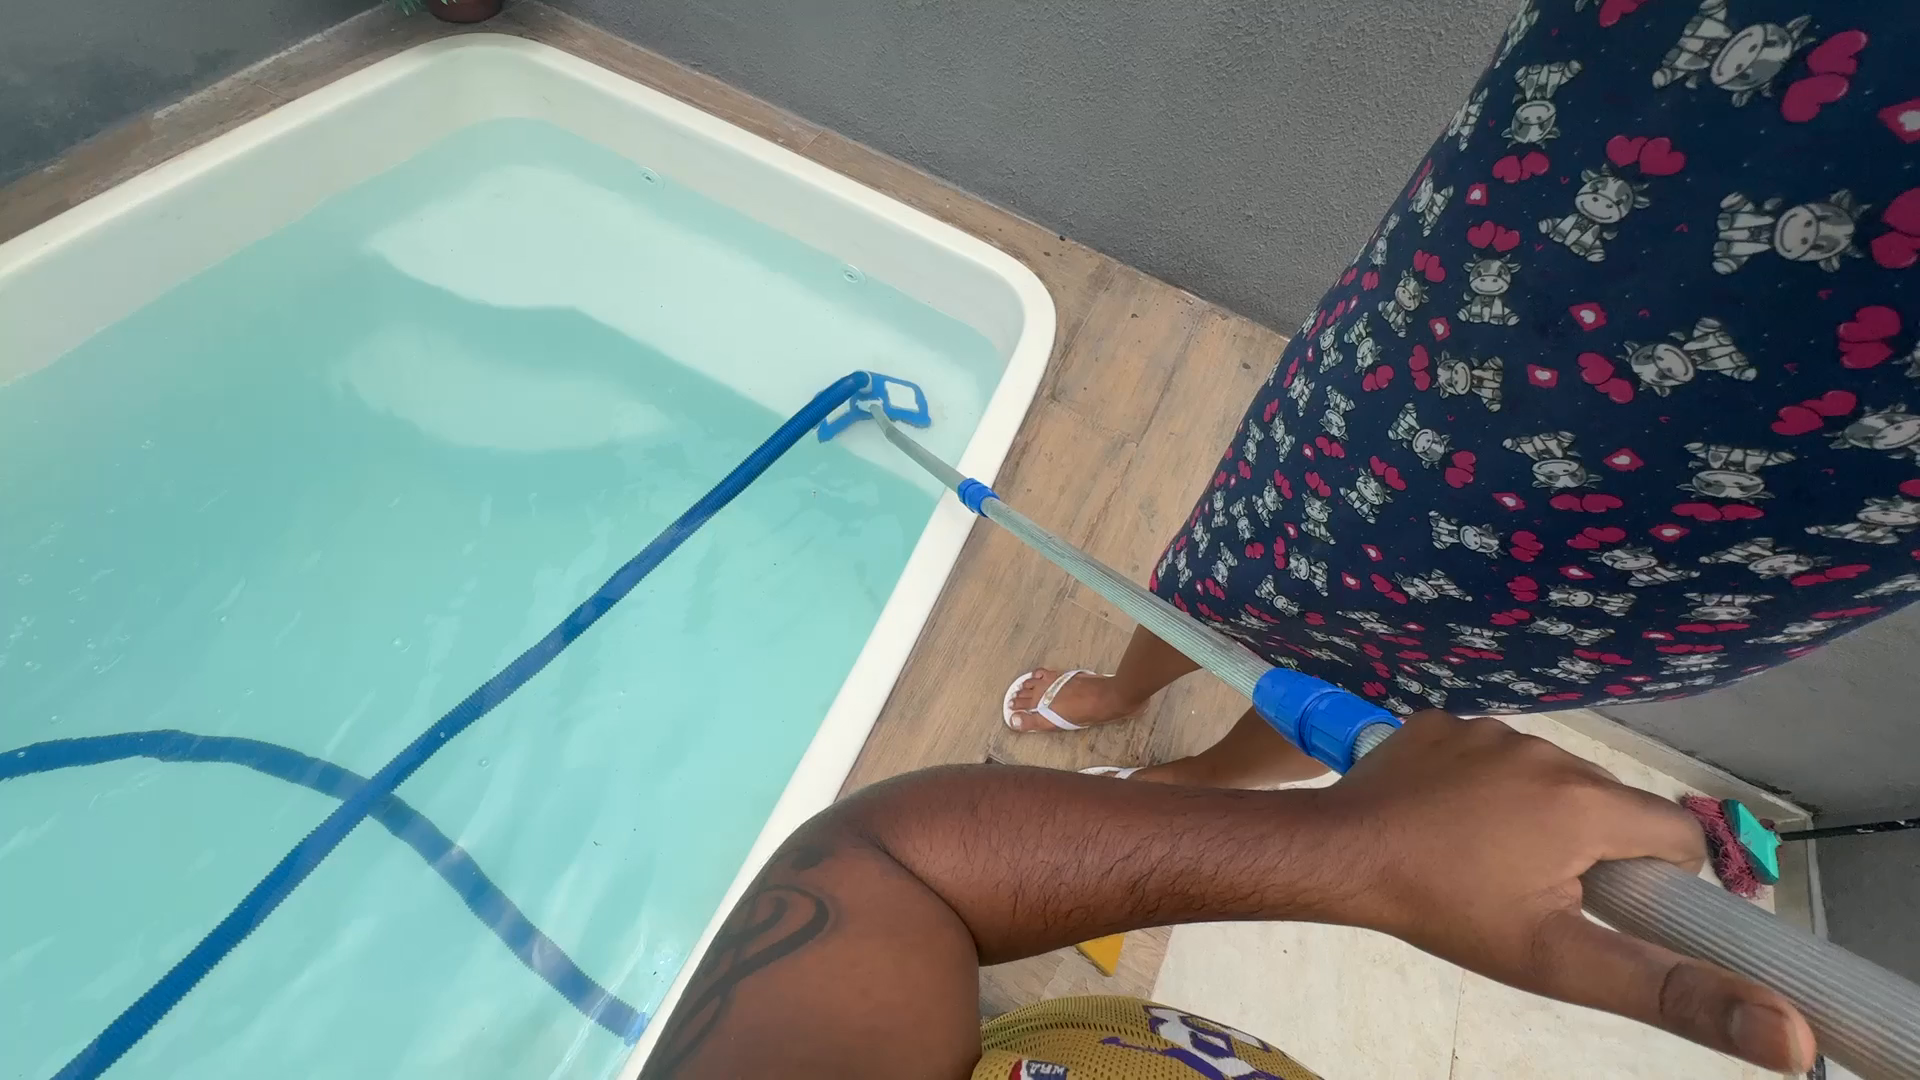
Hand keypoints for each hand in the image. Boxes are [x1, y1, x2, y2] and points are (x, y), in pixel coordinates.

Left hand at [1318, 710, 1815, 1072]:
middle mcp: (1539, 747)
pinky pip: (1484, 750)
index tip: (1606, 901)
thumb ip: (1672, 990)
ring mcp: (1479, 725)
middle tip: (1532, 880)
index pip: (1675, 833)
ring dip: (1535, 807)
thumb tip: (1794, 1035)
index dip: (1656, 876)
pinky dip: (1481, 776)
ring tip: (1482, 846)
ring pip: (1544, 772)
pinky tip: (1445, 807)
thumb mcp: (1559, 959)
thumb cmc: (1445, 906)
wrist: (1340, 852)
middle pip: (1606, 800)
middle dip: (1592, 841)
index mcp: (1583, 800)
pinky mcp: (1433, 719)